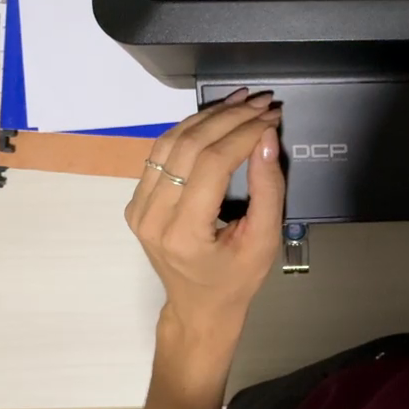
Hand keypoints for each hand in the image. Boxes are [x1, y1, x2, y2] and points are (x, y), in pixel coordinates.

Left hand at [126, 90, 285, 354]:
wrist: (199, 307)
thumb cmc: (237, 280)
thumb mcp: (265, 241)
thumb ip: (268, 190)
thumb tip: (267, 138)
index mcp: (183, 233)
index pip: (212, 164)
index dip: (243, 134)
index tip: (271, 118)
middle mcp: (151, 216)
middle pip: (189, 146)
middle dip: (230, 118)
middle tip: (263, 102)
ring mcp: (138, 207)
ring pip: (170, 141)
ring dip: (209, 116)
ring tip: (243, 101)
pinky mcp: (137, 200)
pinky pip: (162, 152)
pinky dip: (191, 128)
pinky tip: (217, 116)